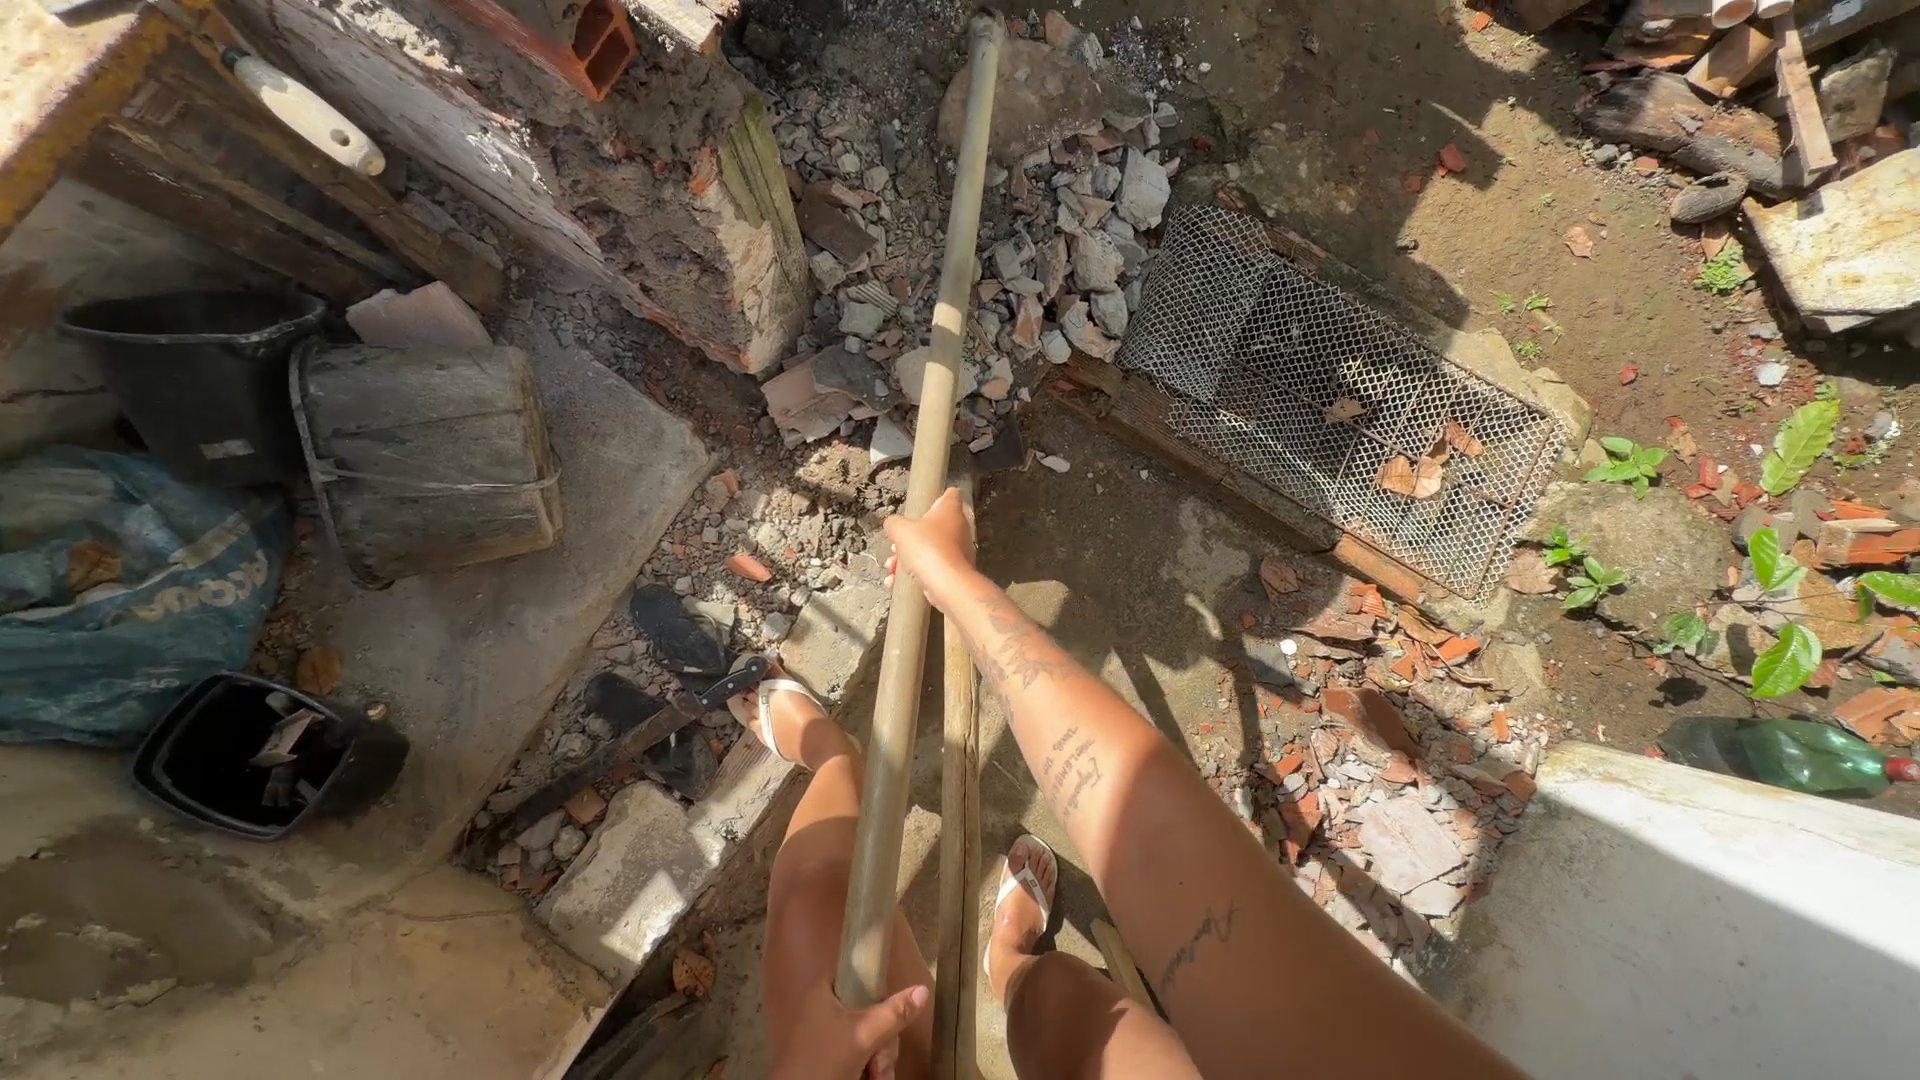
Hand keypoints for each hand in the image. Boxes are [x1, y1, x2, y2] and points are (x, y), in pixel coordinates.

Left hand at [768, 979, 928, 1079]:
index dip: (879, 993)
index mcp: (826, 991)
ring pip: (871, 1036)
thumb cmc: (823, 1062)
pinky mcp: (832, 1058)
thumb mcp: (863, 1036)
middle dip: (884, 1040)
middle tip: (880, 1060)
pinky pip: (862, 1053)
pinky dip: (872, 1068)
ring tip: (877, 1077)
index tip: (888, 1014)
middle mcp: (826, 1008)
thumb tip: (923, 989)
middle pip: (872, 1011)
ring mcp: (828, 1035)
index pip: (861, 975)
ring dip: (881, 1058)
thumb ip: (894, 1013)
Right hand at [883, 487, 976, 609]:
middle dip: (909, 539)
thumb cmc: (927, 548)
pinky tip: (896, 582)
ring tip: (891, 568)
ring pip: (928, 551)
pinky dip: (914, 574)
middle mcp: (959, 529)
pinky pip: (931, 569)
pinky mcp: (955, 572)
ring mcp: (959, 552)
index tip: (922, 505)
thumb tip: (893, 524)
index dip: (936, 497)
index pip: (950, 495)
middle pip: (932, 527)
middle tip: (895, 546)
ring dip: (906, 559)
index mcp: (951, 510)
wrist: (947, 584)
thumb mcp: (901, 530)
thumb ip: (894, 523)